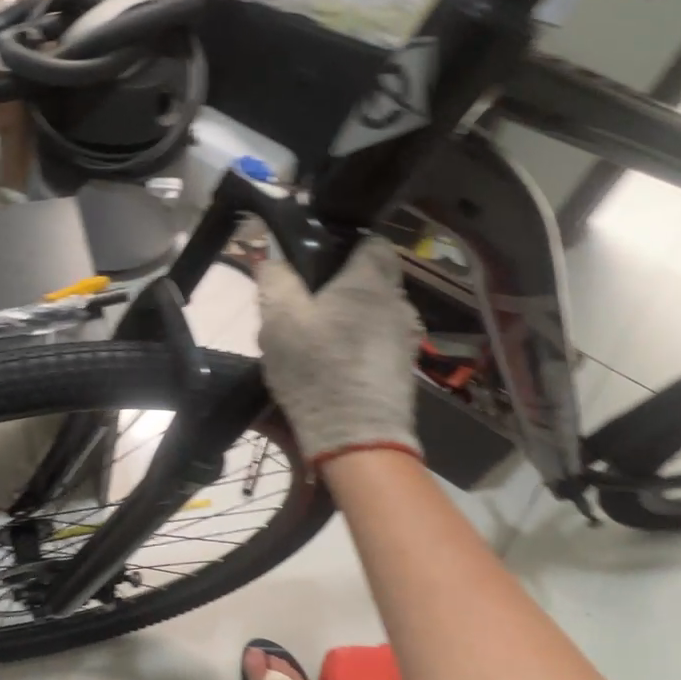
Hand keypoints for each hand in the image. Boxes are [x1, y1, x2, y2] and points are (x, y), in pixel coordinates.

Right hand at [258, 236, 422, 464]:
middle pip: (370, 280)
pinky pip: (377, 343)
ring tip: (313, 343)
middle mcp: (398, 303)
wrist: (356, 438)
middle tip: (303, 307)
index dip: (344, 245)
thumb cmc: (316, 369)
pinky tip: (330, 368)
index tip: (315, 263)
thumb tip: (274, 259)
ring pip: (373, 314)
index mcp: (370, 281)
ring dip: (348, 321)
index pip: (371, 241)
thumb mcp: (278, 319)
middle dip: (340, 287)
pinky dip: (356, 348)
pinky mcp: (403, 370)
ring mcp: (406, 339)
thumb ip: (275, 279)